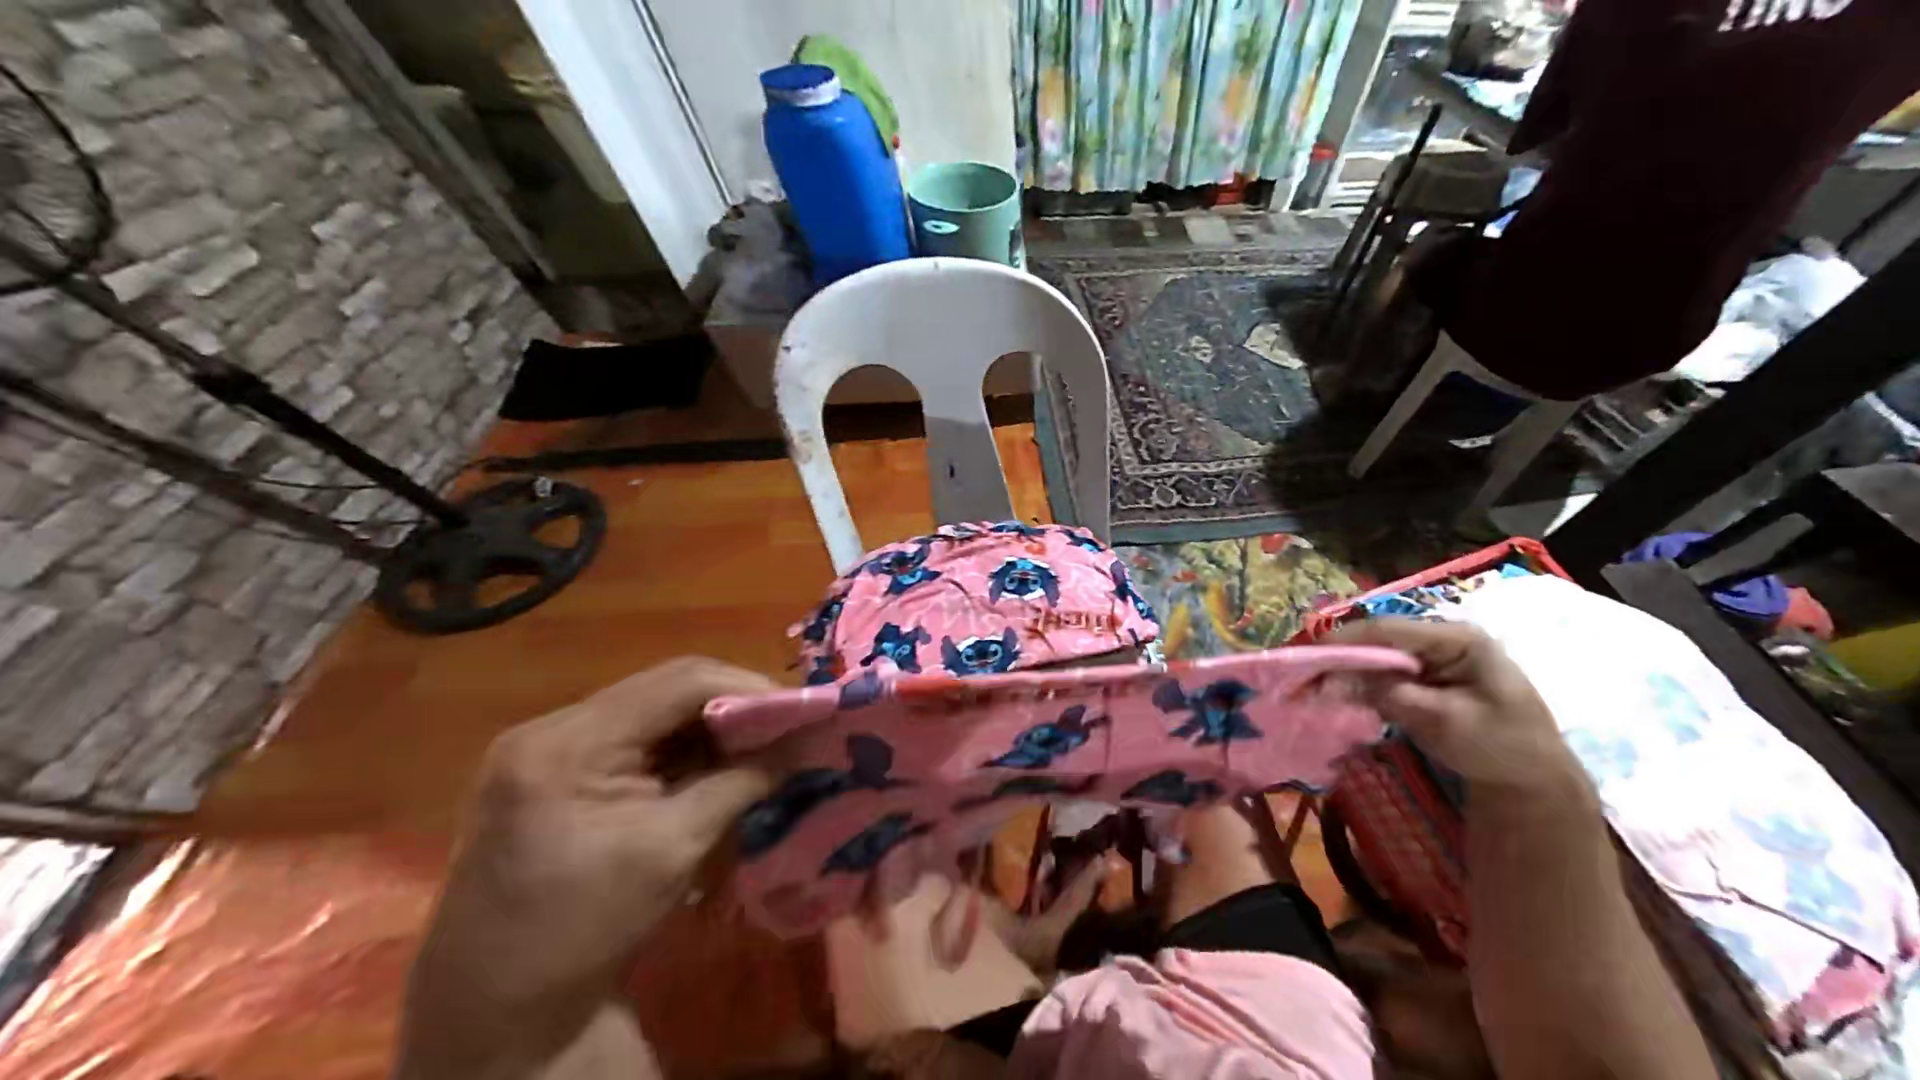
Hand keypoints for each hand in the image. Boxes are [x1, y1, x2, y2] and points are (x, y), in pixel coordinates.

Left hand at [398, 658, 775, 1079]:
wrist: (496, 1012)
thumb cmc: (584, 930)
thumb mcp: (672, 850)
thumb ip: (741, 783)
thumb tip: (805, 743)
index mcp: (568, 741)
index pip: (678, 682)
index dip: (748, 688)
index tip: (802, 709)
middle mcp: (551, 727)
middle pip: (664, 690)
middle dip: (734, 706)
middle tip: (787, 726)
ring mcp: (548, 748)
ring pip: (653, 712)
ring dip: (710, 727)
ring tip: (762, 744)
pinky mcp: (557, 772)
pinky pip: (635, 740)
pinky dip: (682, 749)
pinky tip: (716, 765)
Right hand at [1332, 619, 1591, 805]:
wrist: (1533, 779)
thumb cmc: (1499, 746)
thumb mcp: (1444, 721)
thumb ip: (1390, 696)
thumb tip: (1335, 682)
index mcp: (1458, 638)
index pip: (1389, 630)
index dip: (1346, 639)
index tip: (1309, 654)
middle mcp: (1443, 638)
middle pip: (1379, 639)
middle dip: (1342, 655)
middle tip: (1307, 674)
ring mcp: (1435, 655)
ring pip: (1378, 654)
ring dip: (1348, 670)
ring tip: (1316, 685)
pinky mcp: (1427, 675)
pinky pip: (1385, 670)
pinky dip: (1362, 681)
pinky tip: (1341, 693)